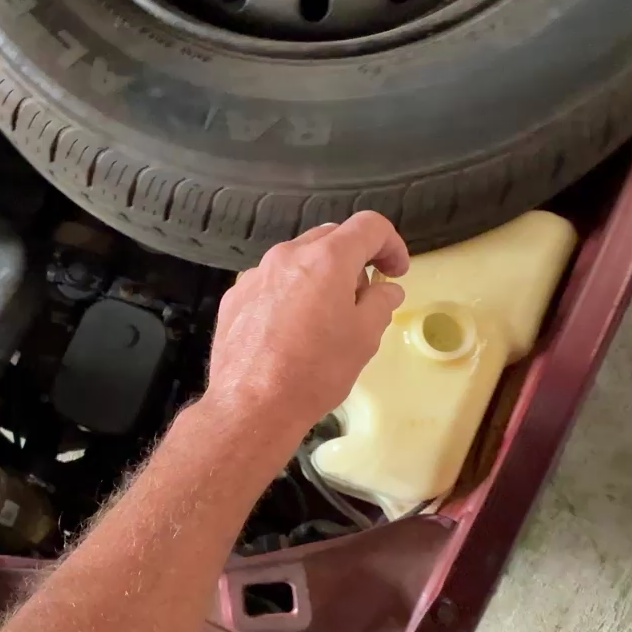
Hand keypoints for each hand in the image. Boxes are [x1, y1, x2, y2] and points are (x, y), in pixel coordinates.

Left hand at [202, 212, 409, 439]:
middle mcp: (287, 256)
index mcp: (326, 259)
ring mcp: (255, 275)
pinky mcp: (234, 298)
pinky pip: (271, 282)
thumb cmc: (315, 372)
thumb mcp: (364, 338)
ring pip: (297, 259)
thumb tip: (385, 289)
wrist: (251, 406)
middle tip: (363, 296)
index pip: (369, 225)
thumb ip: (381, 302)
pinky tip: (290, 330)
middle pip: (330, 237)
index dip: (391, 243)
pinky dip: (289, 293)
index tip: (396, 271)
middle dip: (354, 258)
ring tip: (325, 317)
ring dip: (319, 275)